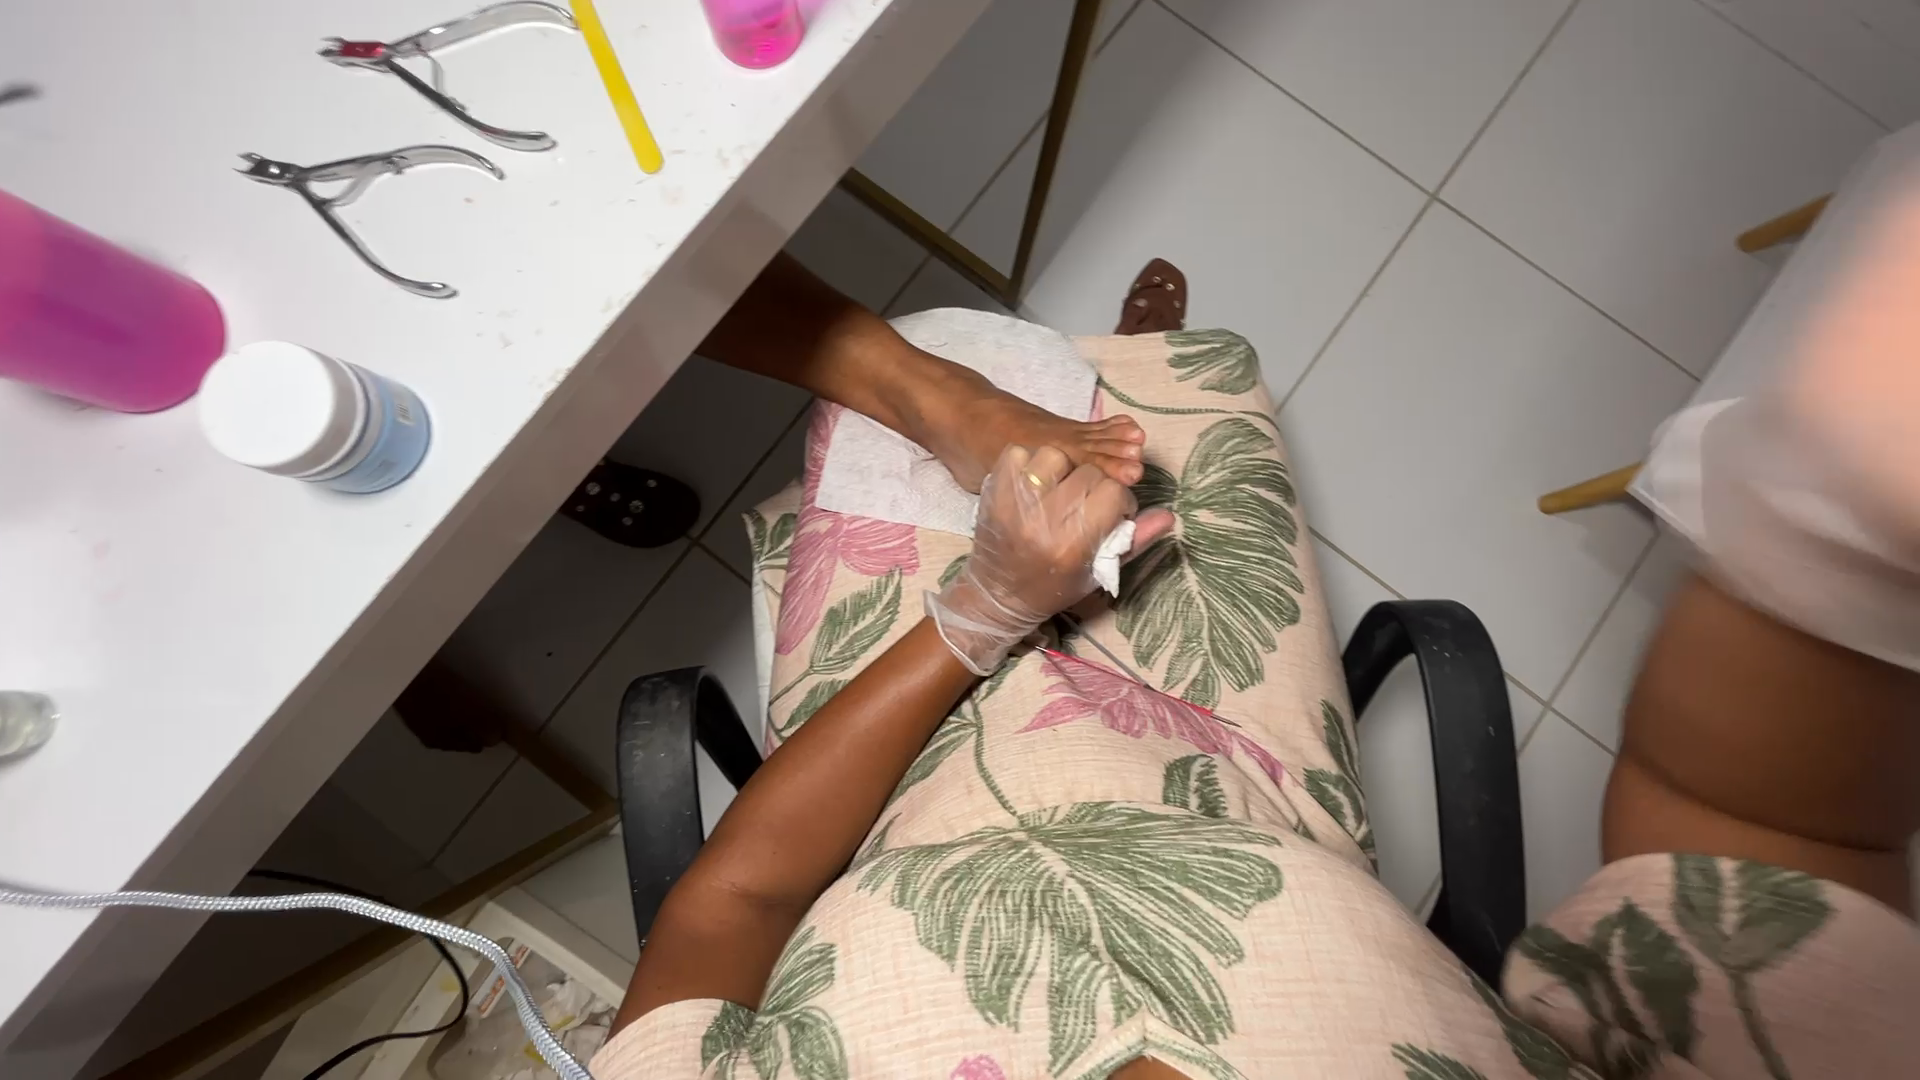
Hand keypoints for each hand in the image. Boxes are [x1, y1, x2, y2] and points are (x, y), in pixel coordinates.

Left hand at [926, 444, 1173, 673]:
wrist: (998, 593)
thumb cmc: (1055, 585)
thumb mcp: (1099, 572)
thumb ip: (1135, 541)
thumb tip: (1169, 515)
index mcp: (1071, 544)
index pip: (1111, 493)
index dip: (1119, 500)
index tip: (1112, 513)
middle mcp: (1042, 521)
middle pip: (1088, 472)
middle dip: (1095, 485)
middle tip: (1086, 504)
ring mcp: (1013, 503)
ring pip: (1055, 455)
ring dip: (1064, 468)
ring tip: (1061, 490)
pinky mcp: (993, 490)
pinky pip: (1020, 453)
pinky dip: (1030, 463)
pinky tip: (1036, 484)